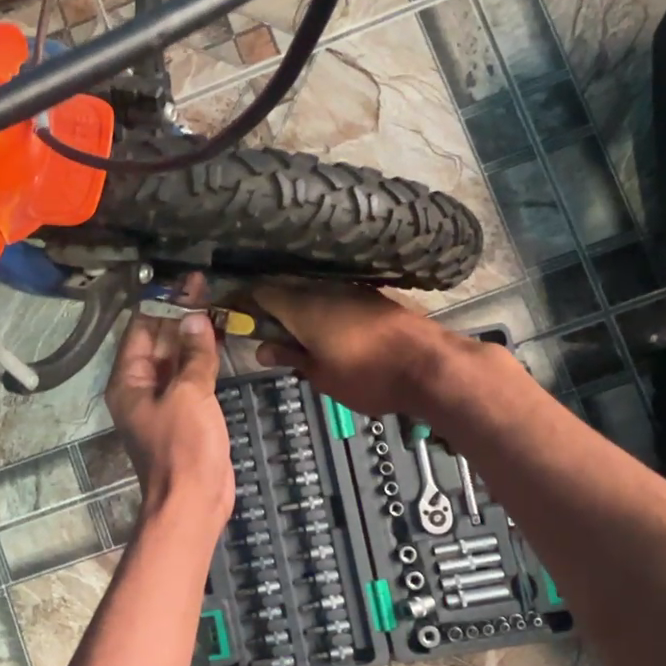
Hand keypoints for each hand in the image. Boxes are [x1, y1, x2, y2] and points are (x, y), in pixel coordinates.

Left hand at [105, 299, 233, 521]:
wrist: (193, 502)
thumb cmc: (183, 447)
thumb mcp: (188, 394)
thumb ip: (193, 355)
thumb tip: (194, 318)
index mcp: (128, 382)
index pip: (140, 330)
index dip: (162, 304)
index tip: (184, 283)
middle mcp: (141, 389)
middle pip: (158, 342)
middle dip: (180, 316)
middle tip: (205, 286)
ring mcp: (164, 403)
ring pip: (177, 360)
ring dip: (194, 336)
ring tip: (215, 305)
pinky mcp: (185, 415)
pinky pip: (191, 378)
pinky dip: (203, 359)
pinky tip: (220, 339)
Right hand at [251, 282, 470, 417]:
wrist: (432, 367)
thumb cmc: (369, 376)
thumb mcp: (322, 376)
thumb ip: (291, 358)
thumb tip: (263, 349)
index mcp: (303, 307)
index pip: (260, 292)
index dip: (243, 302)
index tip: (232, 314)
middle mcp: (324, 289)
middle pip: (286, 290)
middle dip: (271, 307)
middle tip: (264, 331)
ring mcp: (352, 289)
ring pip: (313, 293)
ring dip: (300, 308)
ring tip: (296, 335)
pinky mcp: (374, 297)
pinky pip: (337, 297)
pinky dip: (325, 310)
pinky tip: (327, 330)